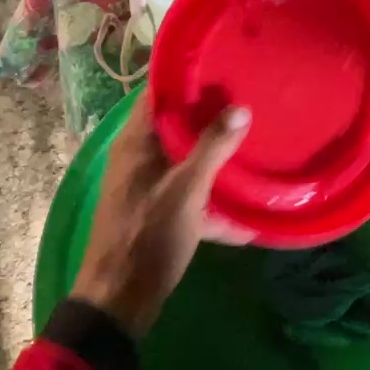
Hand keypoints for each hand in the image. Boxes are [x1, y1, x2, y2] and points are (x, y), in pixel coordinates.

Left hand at [71, 95, 249, 334]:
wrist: (120, 301)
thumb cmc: (149, 235)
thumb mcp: (187, 189)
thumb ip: (213, 148)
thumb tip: (241, 108)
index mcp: (136, 141)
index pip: (157, 93)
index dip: (186, 78)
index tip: (220, 68)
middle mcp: (136, 156)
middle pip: (174, 125)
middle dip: (207, 117)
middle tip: (244, 103)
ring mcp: (145, 185)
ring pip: (182, 160)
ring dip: (211, 158)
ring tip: (250, 147)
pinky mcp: (155, 212)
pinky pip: (186, 193)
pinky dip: (209, 200)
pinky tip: (245, 217)